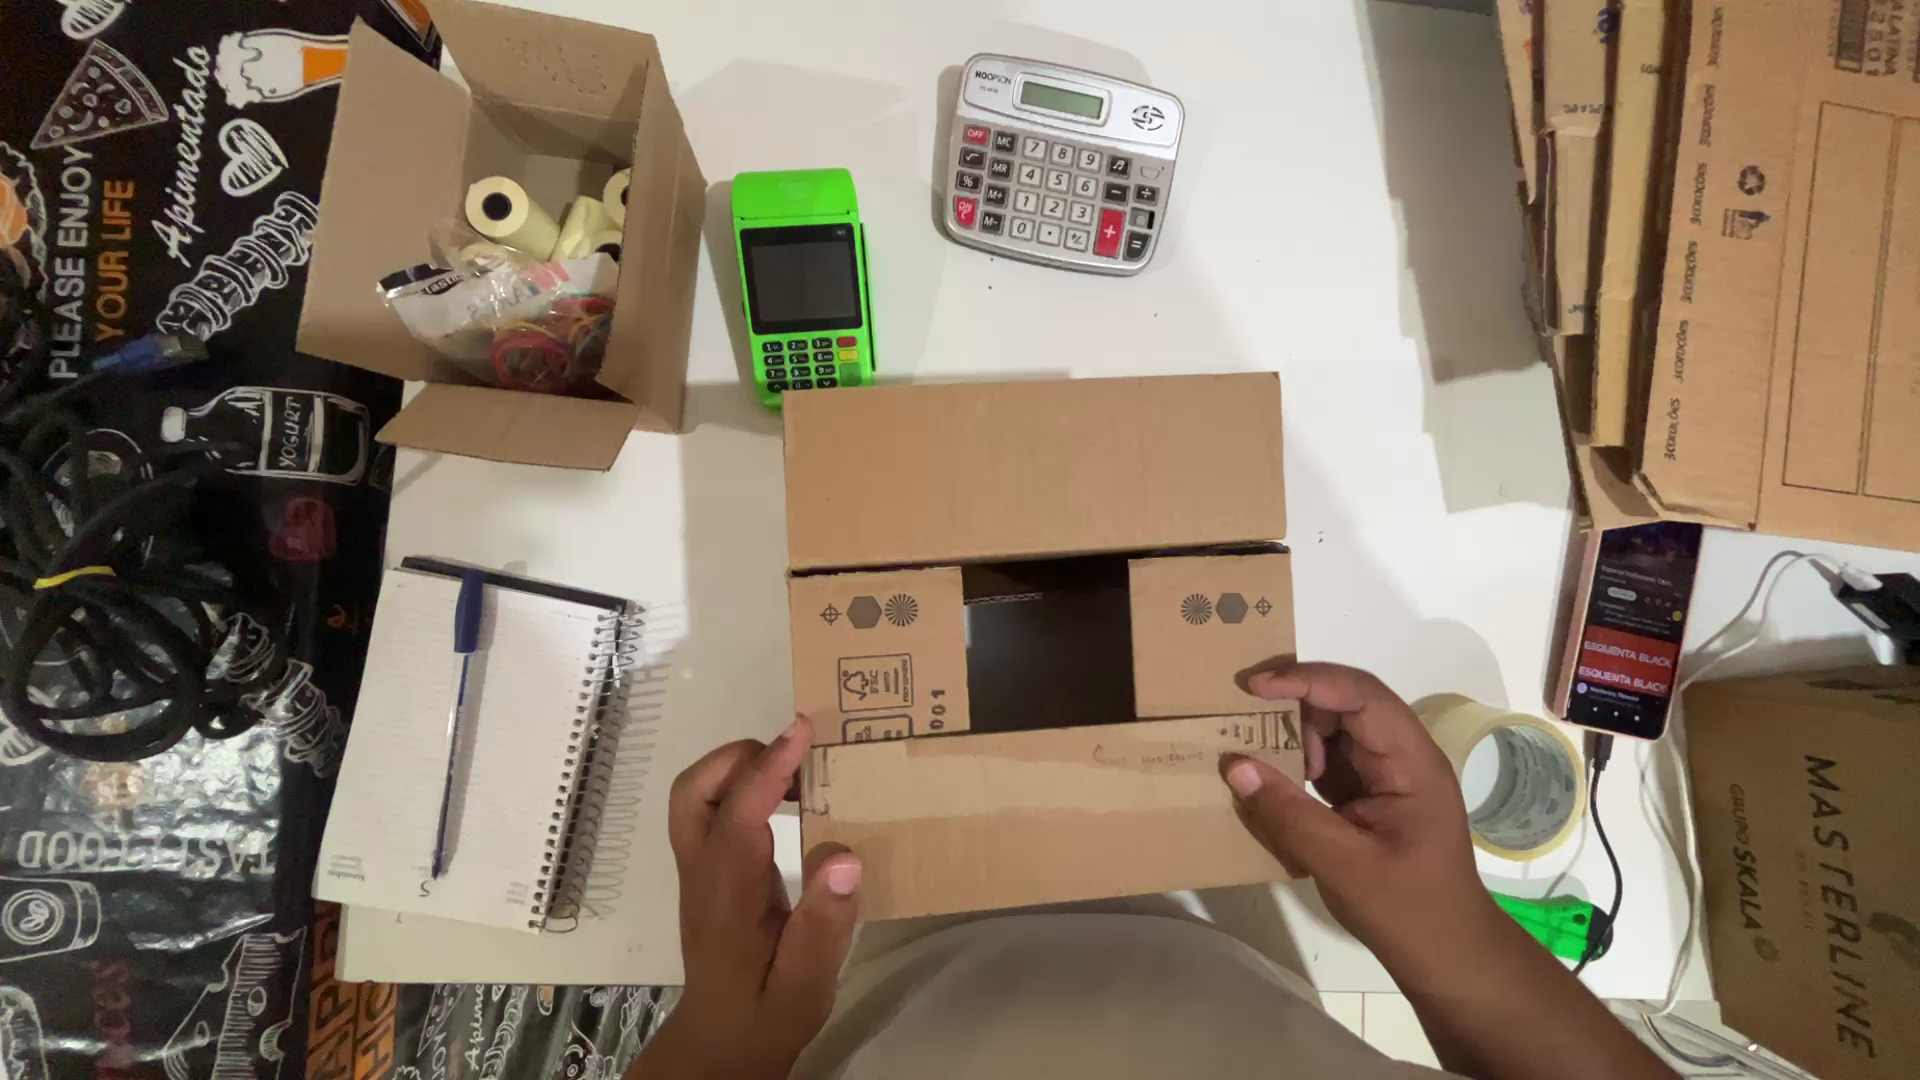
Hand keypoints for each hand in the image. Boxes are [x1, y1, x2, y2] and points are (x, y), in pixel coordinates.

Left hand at [633, 716, 861, 1079]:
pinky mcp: (707, 868)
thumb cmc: (767, 1013)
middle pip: (692, 791)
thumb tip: (846, 858)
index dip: (768, 768)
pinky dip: (744, 784)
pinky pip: (712, 808)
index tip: (803, 729)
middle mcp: (703, 872)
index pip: (736, 816)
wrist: (722, 1042)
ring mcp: (698, 868)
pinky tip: (788, 798)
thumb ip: (823, 927)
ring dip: (741, 767)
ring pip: (695, 795)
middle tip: (798, 753)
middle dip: (741, 756)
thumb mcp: (806, 986)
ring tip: (799, 769)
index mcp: (727, 897)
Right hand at [1221, 663, 1500, 965]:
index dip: (1307, 681)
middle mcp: (1399, 755)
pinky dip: (1292, 754)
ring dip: (1289, 729)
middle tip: (1240, 710)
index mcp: (1410, 763)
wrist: (1451, 958)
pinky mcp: (1364, 789)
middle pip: (1344, 701)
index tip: (1254, 687)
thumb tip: (1234, 764)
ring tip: (1249, 745)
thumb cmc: (1410, 911)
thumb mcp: (1344, 866)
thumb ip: (1287, 814)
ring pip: (1331, 725)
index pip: (1360, 696)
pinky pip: (1324, 753)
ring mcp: (1382, 771)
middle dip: (1292, 700)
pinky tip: (1267, 772)